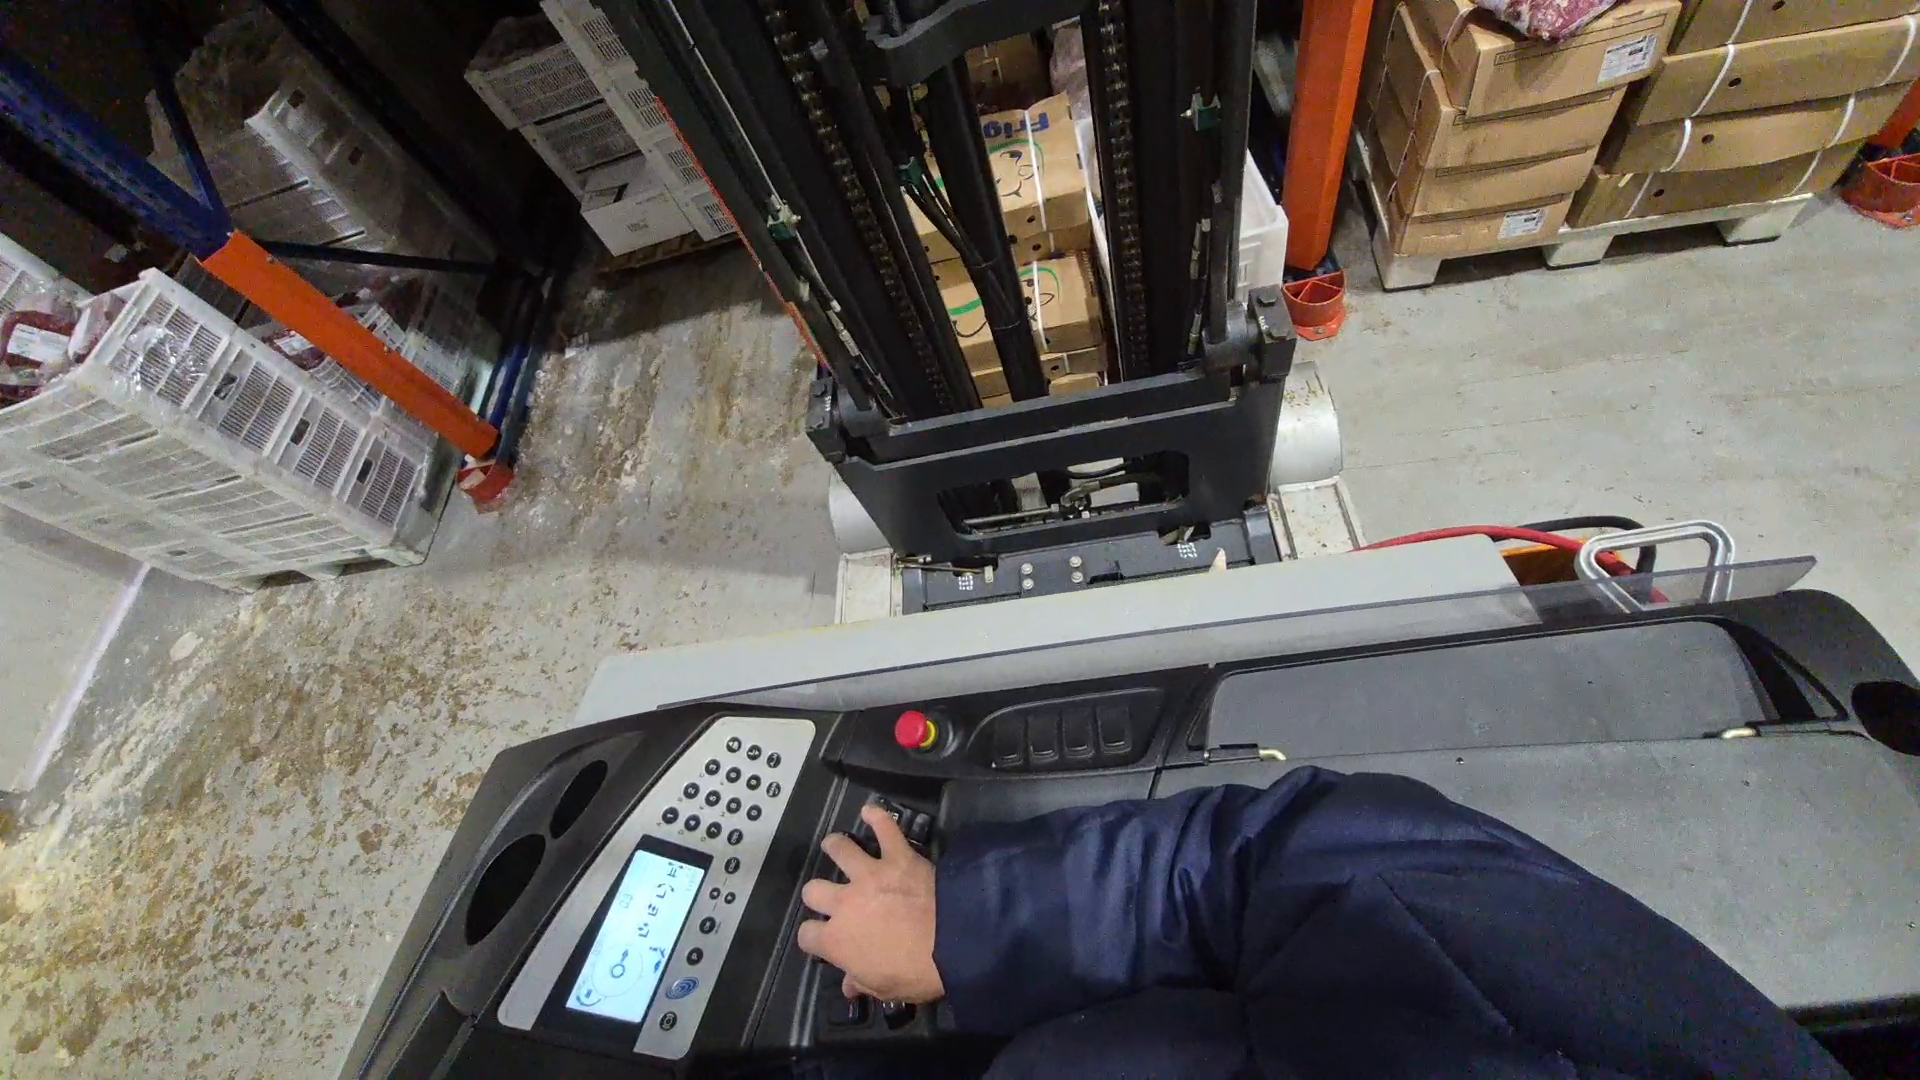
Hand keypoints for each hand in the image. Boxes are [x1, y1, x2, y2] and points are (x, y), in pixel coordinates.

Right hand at [796, 804, 943, 1002]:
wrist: (952, 940)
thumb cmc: (916, 972)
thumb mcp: (885, 988)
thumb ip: (862, 982)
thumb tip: (849, 984)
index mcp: (838, 940)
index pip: (808, 935)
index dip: (813, 937)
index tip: (821, 937)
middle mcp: (845, 903)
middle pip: (814, 890)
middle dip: (818, 893)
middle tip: (827, 894)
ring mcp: (870, 874)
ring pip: (841, 850)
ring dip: (835, 846)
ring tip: (833, 844)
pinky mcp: (897, 855)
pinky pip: (885, 829)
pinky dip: (878, 816)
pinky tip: (870, 809)